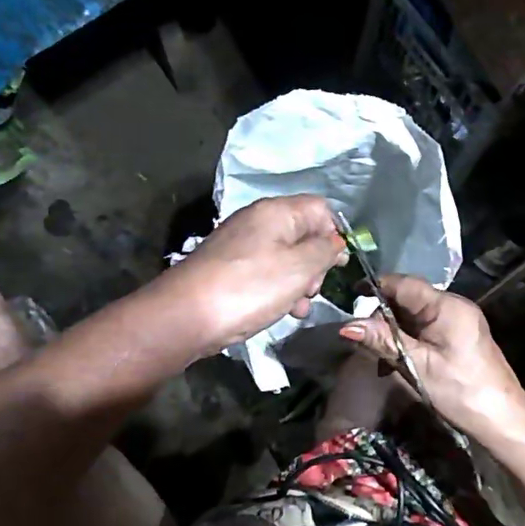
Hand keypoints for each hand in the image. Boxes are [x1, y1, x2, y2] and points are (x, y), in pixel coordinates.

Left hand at [157, 195, 348, 351]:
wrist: (186, 316)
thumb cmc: (249, 288)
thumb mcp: (298, 268)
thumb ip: (324, 250)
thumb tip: (335, 241)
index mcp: (275, 212)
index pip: (320, 209)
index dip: (334, 234)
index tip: (338, 265)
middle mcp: (256, 221)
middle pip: (302, 234)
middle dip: (316, 264)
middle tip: (312, 291)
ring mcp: (240, 246)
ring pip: (285, 258)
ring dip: (298, 283)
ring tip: (297, 309)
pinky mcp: (229, 270)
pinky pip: (265, 274)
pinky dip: (277, 291)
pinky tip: (279, 312)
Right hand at [338, 274, 524, 440]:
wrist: (503, 421)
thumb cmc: (461, 391)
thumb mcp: (417, 365)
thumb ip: (382, 340)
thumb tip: (345, 325)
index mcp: (447, 306)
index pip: (403, 283)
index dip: (376, 287)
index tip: (350, 295)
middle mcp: (454, 306)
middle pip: (407, 298)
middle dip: (383, 316)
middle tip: (365, 341)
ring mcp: (458, 321)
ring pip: (413, 316)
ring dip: (393, 332)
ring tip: (380, 357)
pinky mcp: (458, 337)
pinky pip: (425, 328)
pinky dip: (408, 340)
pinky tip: (398, 361)